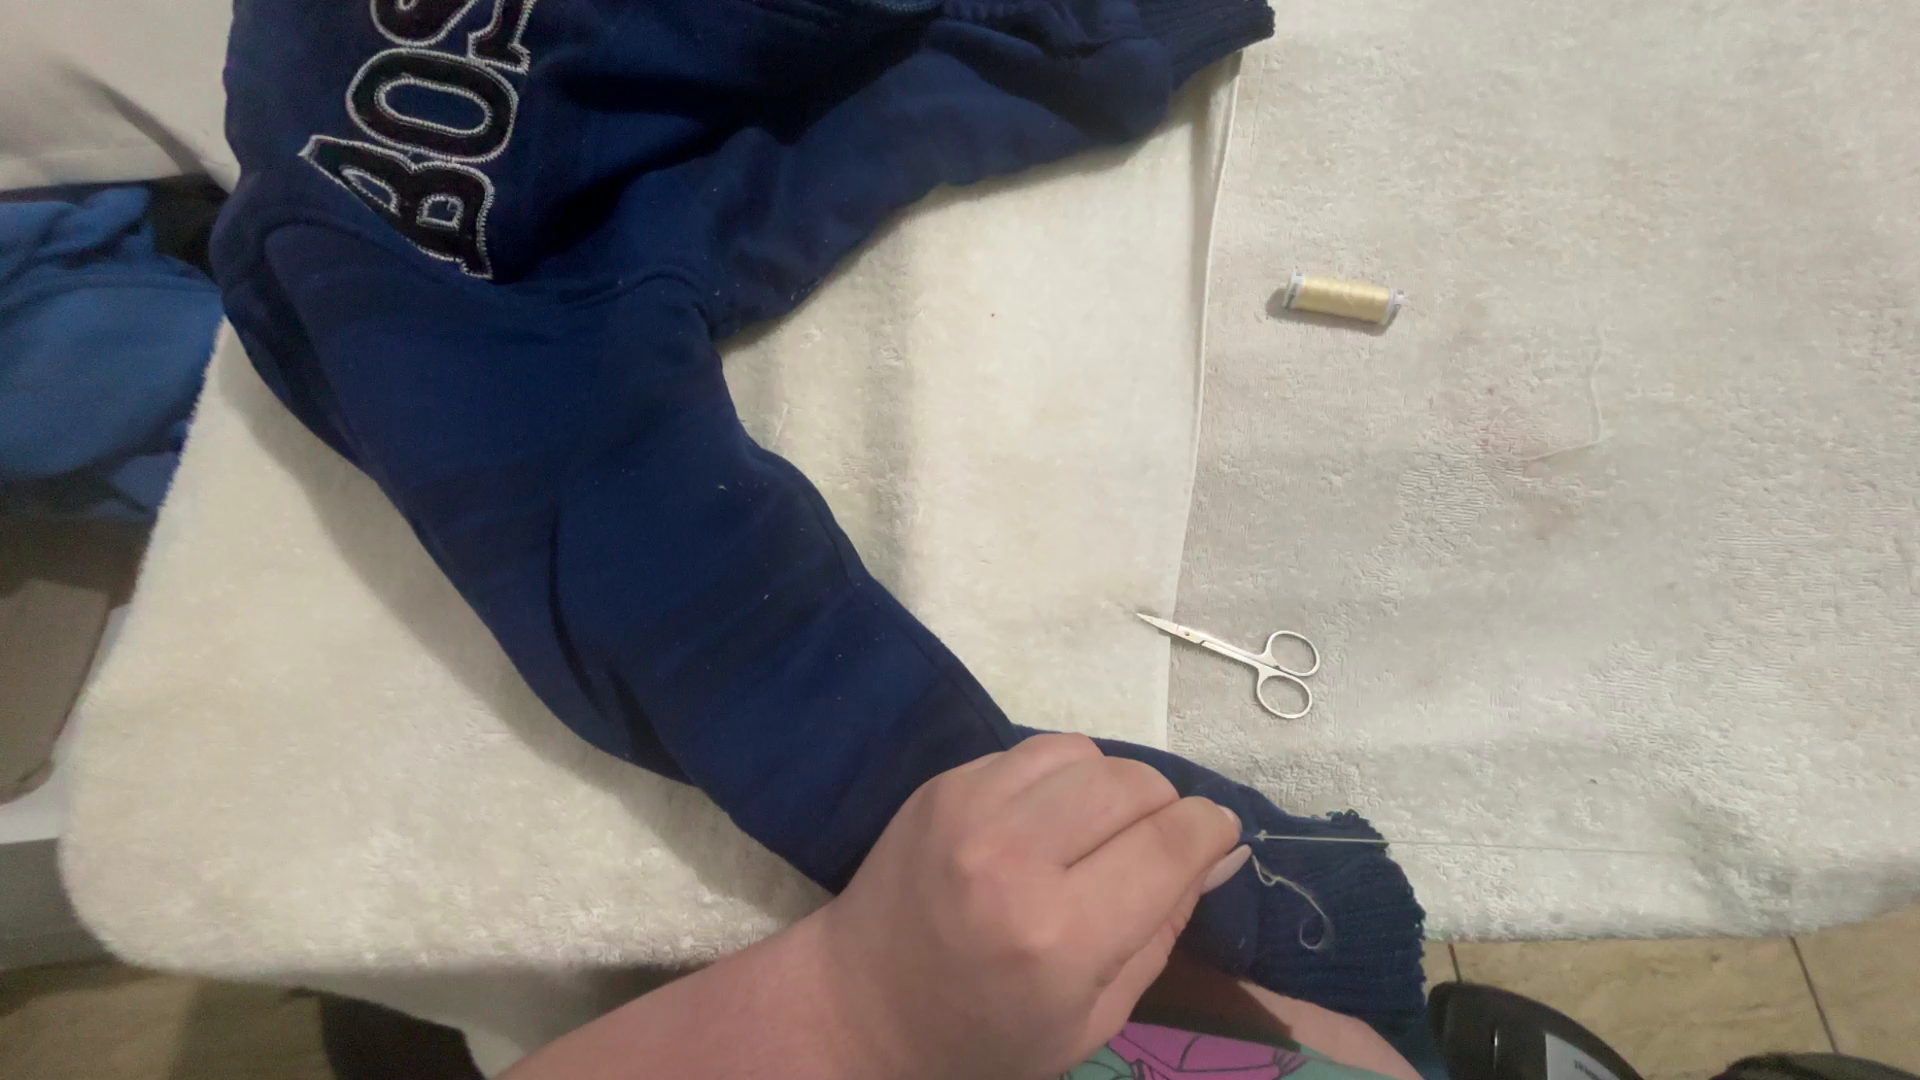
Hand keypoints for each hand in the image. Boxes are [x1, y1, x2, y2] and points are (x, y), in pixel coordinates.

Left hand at [797, 733, 1249, 1079]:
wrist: (860, 1002)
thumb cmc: (982, 1036)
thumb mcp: (1092, 1018)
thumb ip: (1162, 927)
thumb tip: (1217, 850)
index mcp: (1058, 935)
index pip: (1168, 844)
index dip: (1211, 828)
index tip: (1221, 830)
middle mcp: (1014, 854)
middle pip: (1131, 782)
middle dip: (1165, 804)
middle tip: (1158, 837)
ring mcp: (970, 805)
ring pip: (1085, 751)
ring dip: (1111, 783)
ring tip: (1098, 825)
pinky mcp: (944, 781)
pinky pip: (1032, 750)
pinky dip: (1060, 775)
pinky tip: (1046, 814)